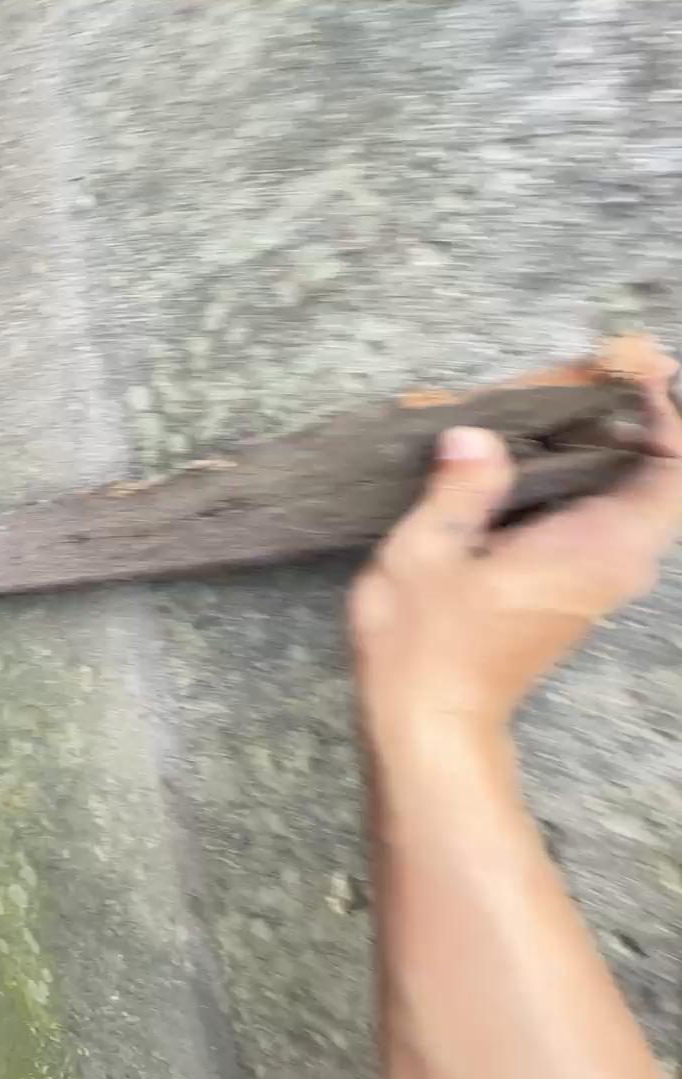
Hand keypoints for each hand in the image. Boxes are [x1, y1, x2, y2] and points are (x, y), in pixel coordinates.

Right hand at [350, 367, 681, 745]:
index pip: (677, 464)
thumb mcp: (424, 555)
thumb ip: (457, 492)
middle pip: (659, 474)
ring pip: (625, 494)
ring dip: (594, 447)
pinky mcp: (566, 585)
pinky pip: (592, 515)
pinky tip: (515, 466)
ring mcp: (594, 575)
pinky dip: (569, 478)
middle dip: (629, 417)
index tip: (627, 365)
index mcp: (599, 545)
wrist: (428, 712)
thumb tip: (476, 435)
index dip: (669, 408)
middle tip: (570, 377)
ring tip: (535, 411)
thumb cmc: (423, 635)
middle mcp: (617, 557)